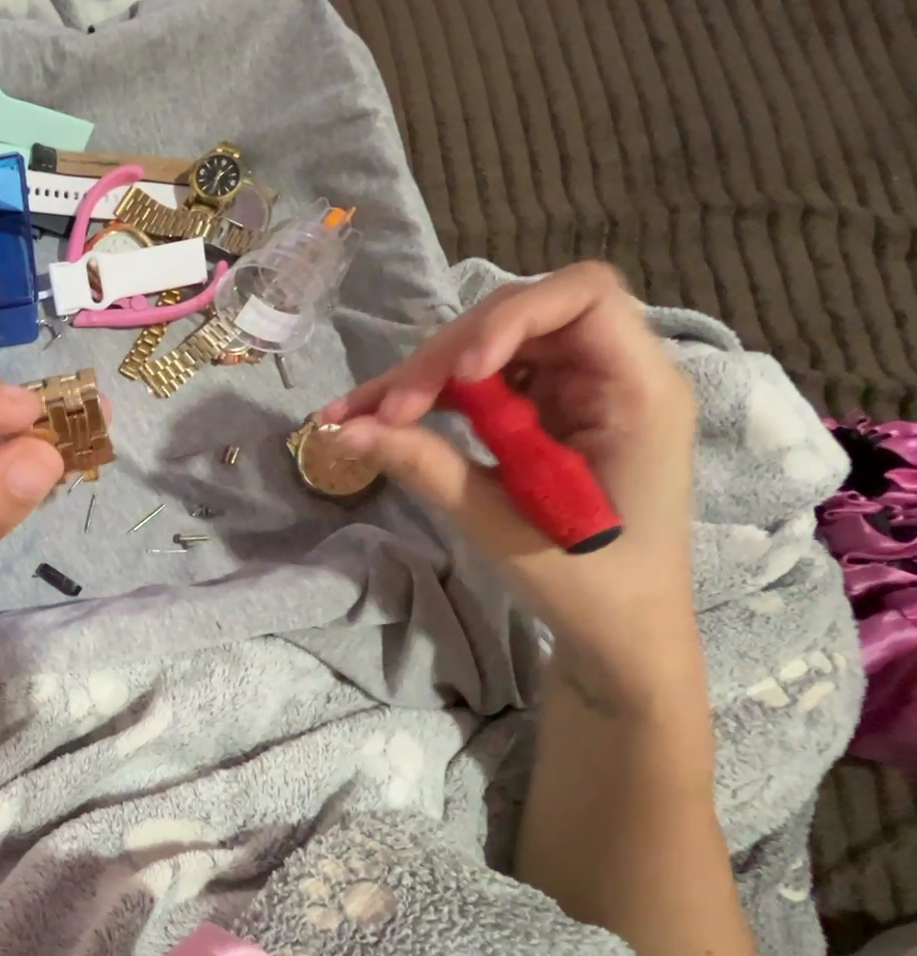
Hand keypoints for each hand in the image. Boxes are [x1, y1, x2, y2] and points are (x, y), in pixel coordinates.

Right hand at [321, 263, 699, 694]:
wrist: (619, 630)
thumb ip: (427, 467)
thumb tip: (345, 431)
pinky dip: (426, 398)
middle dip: (442, 358)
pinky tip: (373, 420)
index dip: (510, 318)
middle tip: (383, 412)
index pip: (583, 298)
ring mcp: (572, 392)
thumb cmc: (586, 585)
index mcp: (636, 394)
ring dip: (421, 376)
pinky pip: (477, 384)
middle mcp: (608, 376)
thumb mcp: (500, 527)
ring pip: (486, 347)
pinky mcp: (541, 412)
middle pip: (518, 318)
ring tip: (355, 415)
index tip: (455, 375)